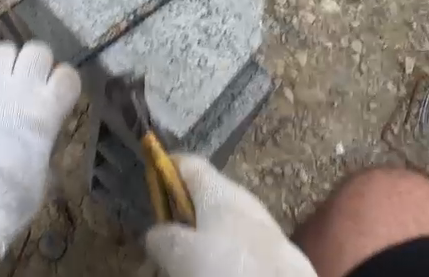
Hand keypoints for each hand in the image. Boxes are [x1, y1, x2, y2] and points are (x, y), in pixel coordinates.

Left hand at [0, 41, 80, 260]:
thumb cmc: (11, 199)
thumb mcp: (42, 173)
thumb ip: (43, 144)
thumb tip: (38, 141)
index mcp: (48, 110)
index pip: (68, 75)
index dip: (61, 83)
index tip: (54, 95)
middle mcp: (22, 87)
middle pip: (37, 50)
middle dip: (32, 65)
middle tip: (24, 85)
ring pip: (3, 48)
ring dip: (2, 63)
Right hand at [146, 156, 316, 276]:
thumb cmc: (229, 268)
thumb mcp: (182, 255)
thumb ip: (163, 239)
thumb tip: (156, 232)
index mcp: (218, 189)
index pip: (188, 163)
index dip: (166, 169)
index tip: (150, 186)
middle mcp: (242, 200)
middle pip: (205, 197)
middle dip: (184, 216)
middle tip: (165, 244)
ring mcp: (262, 227)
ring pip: (223, 226)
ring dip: (204, 241)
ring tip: (189, 265)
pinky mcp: (277, 255)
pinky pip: (241, 248)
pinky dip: (225, 258)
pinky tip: (218, 271)